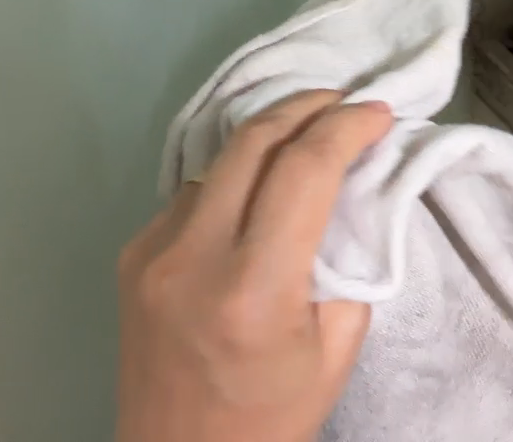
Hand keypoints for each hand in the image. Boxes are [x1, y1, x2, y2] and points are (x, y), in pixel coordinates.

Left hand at [116, 92, 393, 441]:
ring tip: (313, 133)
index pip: (305, 169)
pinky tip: (264, 182)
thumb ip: (350, 258)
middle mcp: (192, 259)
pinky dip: (241, 170)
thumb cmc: (274, 416)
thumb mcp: (339, 342)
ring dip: (274, 132)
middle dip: (309, 105)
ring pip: (222, 157)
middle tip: (347, 102)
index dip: (348, 127)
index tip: (380, 113)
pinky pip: (197, 189)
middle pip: (255, 140)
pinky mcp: (132, 257)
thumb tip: (353, 188)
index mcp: (253, 289)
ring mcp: (151, 255)